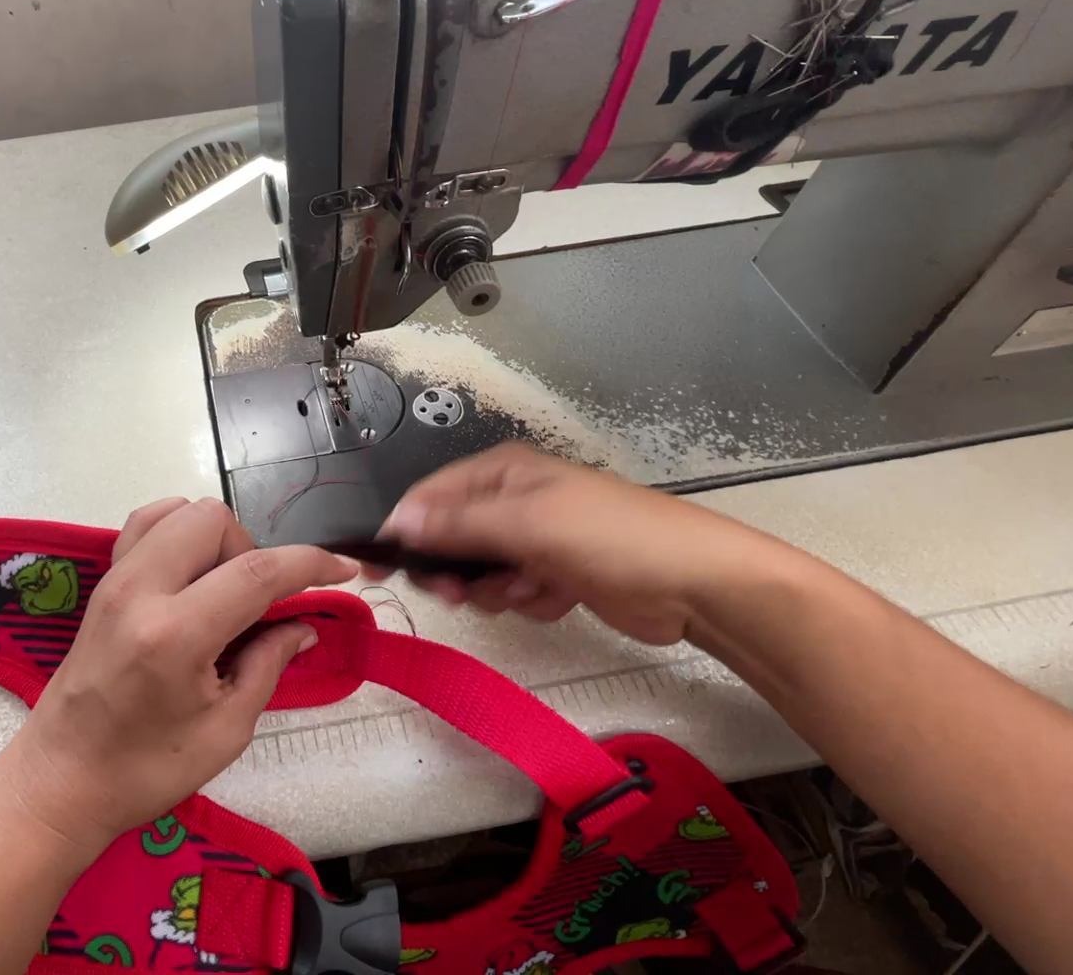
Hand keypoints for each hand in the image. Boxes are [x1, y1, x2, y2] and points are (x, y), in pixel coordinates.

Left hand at [0, 497, 358, 854]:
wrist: (60, 780)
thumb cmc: (146, 770)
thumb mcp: (226, 730)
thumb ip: (269, 665)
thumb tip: (304, 625)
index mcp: (175, 635)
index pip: (257, 573)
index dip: (311, 564)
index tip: (343, 570)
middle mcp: (141, 590)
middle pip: (215, 519)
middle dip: (253, 551)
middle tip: (255, 605)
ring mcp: (115, 579)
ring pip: (182, 510)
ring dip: (217, 540)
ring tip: (220, 590)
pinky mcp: (103, 580)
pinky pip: (147, 522)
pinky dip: (179, 530)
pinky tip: (190, 571)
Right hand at [377, 442, 809, 644]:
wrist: (697, 585)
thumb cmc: (609, 538)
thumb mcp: (526, 524)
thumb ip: (457, 524)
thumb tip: (396, 520)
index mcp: (502, 473)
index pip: (430, 497)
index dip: (401, 530)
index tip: (375, 568)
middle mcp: (513, 500)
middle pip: (451, 538)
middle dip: (455, 568)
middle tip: (461, 594)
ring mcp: (534, 538)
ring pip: (479, 572)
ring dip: (496, 589)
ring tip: (529, 589)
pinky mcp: (554, 574)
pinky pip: (512, 591)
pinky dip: (526, 600)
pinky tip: (555, 597)